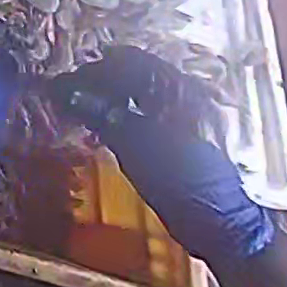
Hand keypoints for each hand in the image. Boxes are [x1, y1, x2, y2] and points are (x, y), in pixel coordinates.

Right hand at [54, 47, 272, 267]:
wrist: (223, 225)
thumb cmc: (179, 183)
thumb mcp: (132, 145)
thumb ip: (99, 113)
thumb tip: (63, 91)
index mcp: (178, 90)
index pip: (126, 61)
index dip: (91, 70)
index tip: (63, 84)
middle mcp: (188, 92)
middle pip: (134, 70)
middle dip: (99, 79)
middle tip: (71, 95)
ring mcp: (192, 110)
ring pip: (142, 85)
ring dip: (111, 92)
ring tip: (86, 107)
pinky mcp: (190, 128)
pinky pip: (151, 102)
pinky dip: (126, 105)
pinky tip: (110, 120)